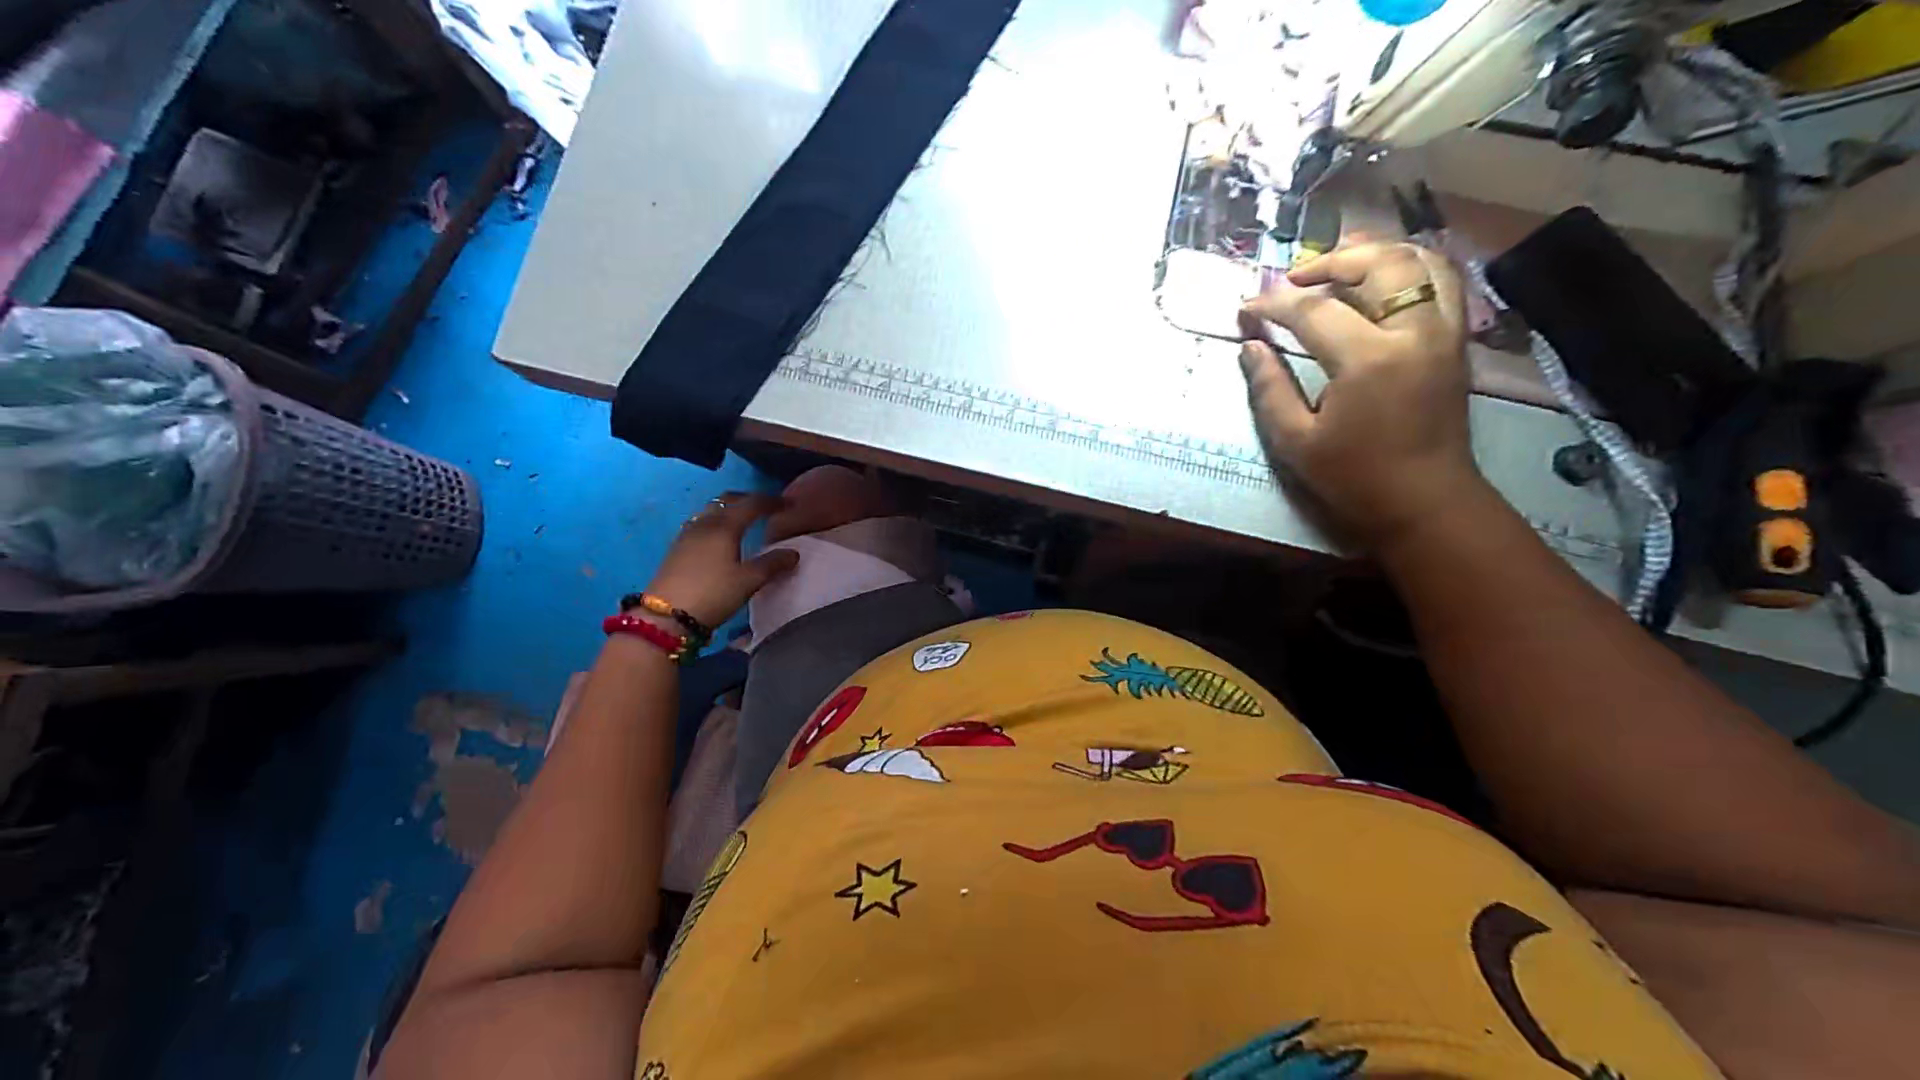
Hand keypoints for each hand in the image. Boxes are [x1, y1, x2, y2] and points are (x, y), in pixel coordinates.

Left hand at [644, 493, 799, 626]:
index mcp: (724, 526)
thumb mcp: (748, 581)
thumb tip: (793, 553)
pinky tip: (722, 539)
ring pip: (711, 510)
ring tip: (745, 522)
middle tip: (766, 508)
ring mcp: (687, 534)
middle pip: (727, 500)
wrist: (665, 616)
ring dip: (730, 510)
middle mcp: (704, 523)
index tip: (789, 504)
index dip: (772, 501)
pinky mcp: (677, 548)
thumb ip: (772, 564)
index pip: (752, 504)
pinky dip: (717, 522)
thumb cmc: (712, 594)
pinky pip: (701, 523)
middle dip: (748, 500)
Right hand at [1238, 241, 1486, 550]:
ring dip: (1376, 254)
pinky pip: (1442, 282)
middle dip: (1332, 260)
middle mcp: (1415, 332)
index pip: (1315, 309)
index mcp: (1370, 359)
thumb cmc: (1354, 478)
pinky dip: (1410, 269)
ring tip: (1339, 266)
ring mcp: (1444, 332)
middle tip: (1295, 279)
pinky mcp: (1456, 342)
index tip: (1246, 306)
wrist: (1425, 503)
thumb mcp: (1295, 441)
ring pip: (1421, 261)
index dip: (1274, 303)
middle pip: (1380, 263)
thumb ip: (1270, 387)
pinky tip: (1379, 283)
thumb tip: (1251, 345)